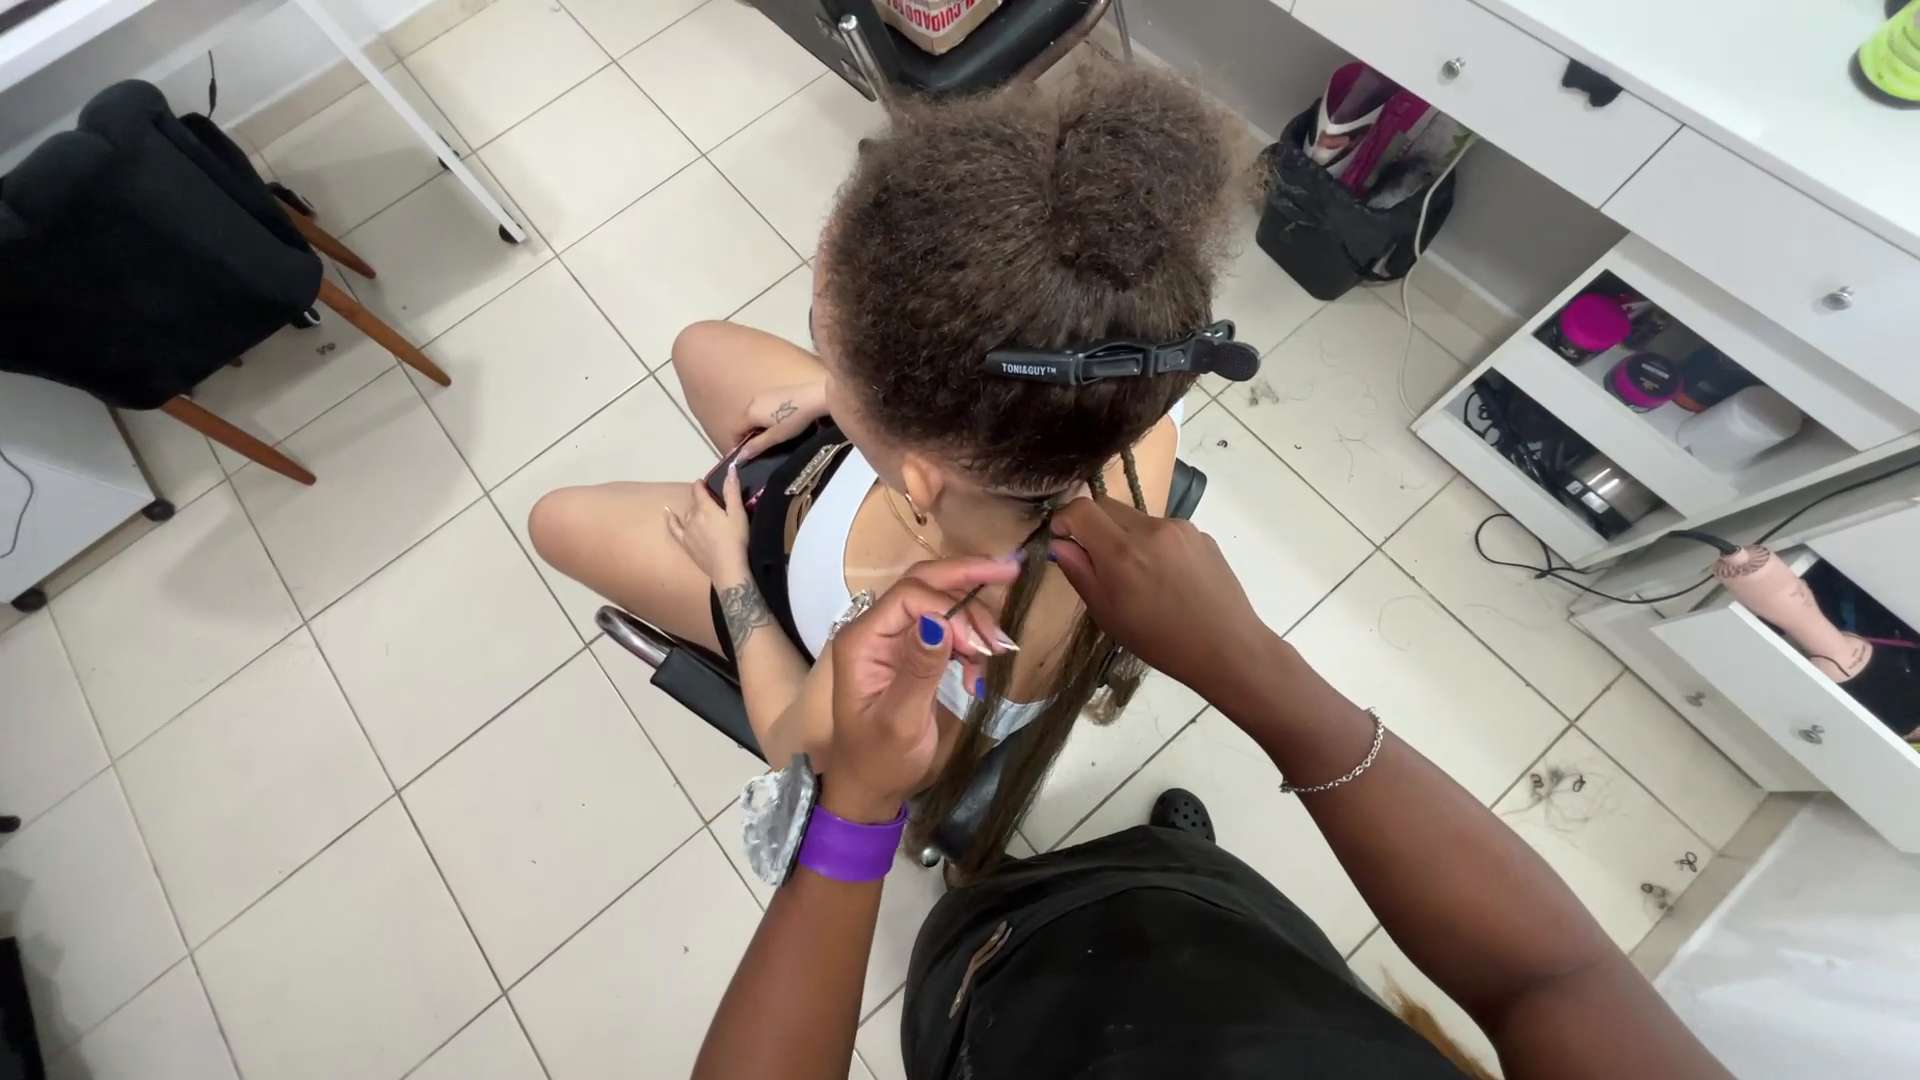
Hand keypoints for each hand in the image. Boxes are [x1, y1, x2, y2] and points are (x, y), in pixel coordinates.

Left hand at [666, 463, 750, 583]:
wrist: (728, 567)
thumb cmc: (737, 539)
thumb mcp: (738, 514)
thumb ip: (732, 491)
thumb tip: (730, 468)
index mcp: (706, 507)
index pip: (699, 490)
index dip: (701, 485)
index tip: (704, 483)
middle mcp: (692, 516)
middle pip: (694, 503)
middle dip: (701, 500)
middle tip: (712, 503)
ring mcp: (687, 531)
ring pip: (687, 514)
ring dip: (693, 510)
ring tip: (702, 512)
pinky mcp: (685, 543)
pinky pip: (673, 528)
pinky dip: (670, 519)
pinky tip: (667, 513)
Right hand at [736, 382, 828, 461]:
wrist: (814, 397)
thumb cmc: (794, 419)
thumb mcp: (776, 436)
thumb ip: (757, 446)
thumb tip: (739, 458)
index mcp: (749, 413)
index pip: (734, 430)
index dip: (736, 443)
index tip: (744, 455)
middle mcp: (752, 401)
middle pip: (743, 421)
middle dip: (747, 435)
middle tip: (758, 447)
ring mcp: (763, 394)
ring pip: (753, 413)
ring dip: (756, 425)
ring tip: (769, 436)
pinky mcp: (774, 391)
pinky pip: (762, 406)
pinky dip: (764, 416)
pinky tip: (777, 422)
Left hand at [823, 558, 1020, 822]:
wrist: (871, 787)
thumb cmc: (880, 759)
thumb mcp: (901, 720)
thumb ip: (920, 669)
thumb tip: (940, 621)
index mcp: (862, 640)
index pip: (910, 596)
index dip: (950, 609)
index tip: (979, 645)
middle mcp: (876, 629)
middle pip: (925, 584)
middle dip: (969, 578)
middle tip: (1012, 571)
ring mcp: (894, 638)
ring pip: (940, 602)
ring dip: (974, 619)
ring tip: (999, 650)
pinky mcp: (911, 650)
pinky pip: (946, 627)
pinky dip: (969, 640)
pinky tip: (980, 668)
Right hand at [1048, 495, 1268, 695]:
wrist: (1227, 647)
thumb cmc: (1160, 641)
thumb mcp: (1108, 615)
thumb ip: (1080, 573)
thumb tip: (1060, 543)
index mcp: (1122, 552)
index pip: (1082, 509)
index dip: (1065, 519)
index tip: (1063, 538)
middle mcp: (1150, 529)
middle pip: (1107, 505)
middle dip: (1093, 524)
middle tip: (1096, 558)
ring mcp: (1179, 528)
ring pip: (1136, 517)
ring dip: (1124, 535)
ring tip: (1139, 574)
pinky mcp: (1200, 533)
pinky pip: (1163, 529)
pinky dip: (1153, 543)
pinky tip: (1167, 577)